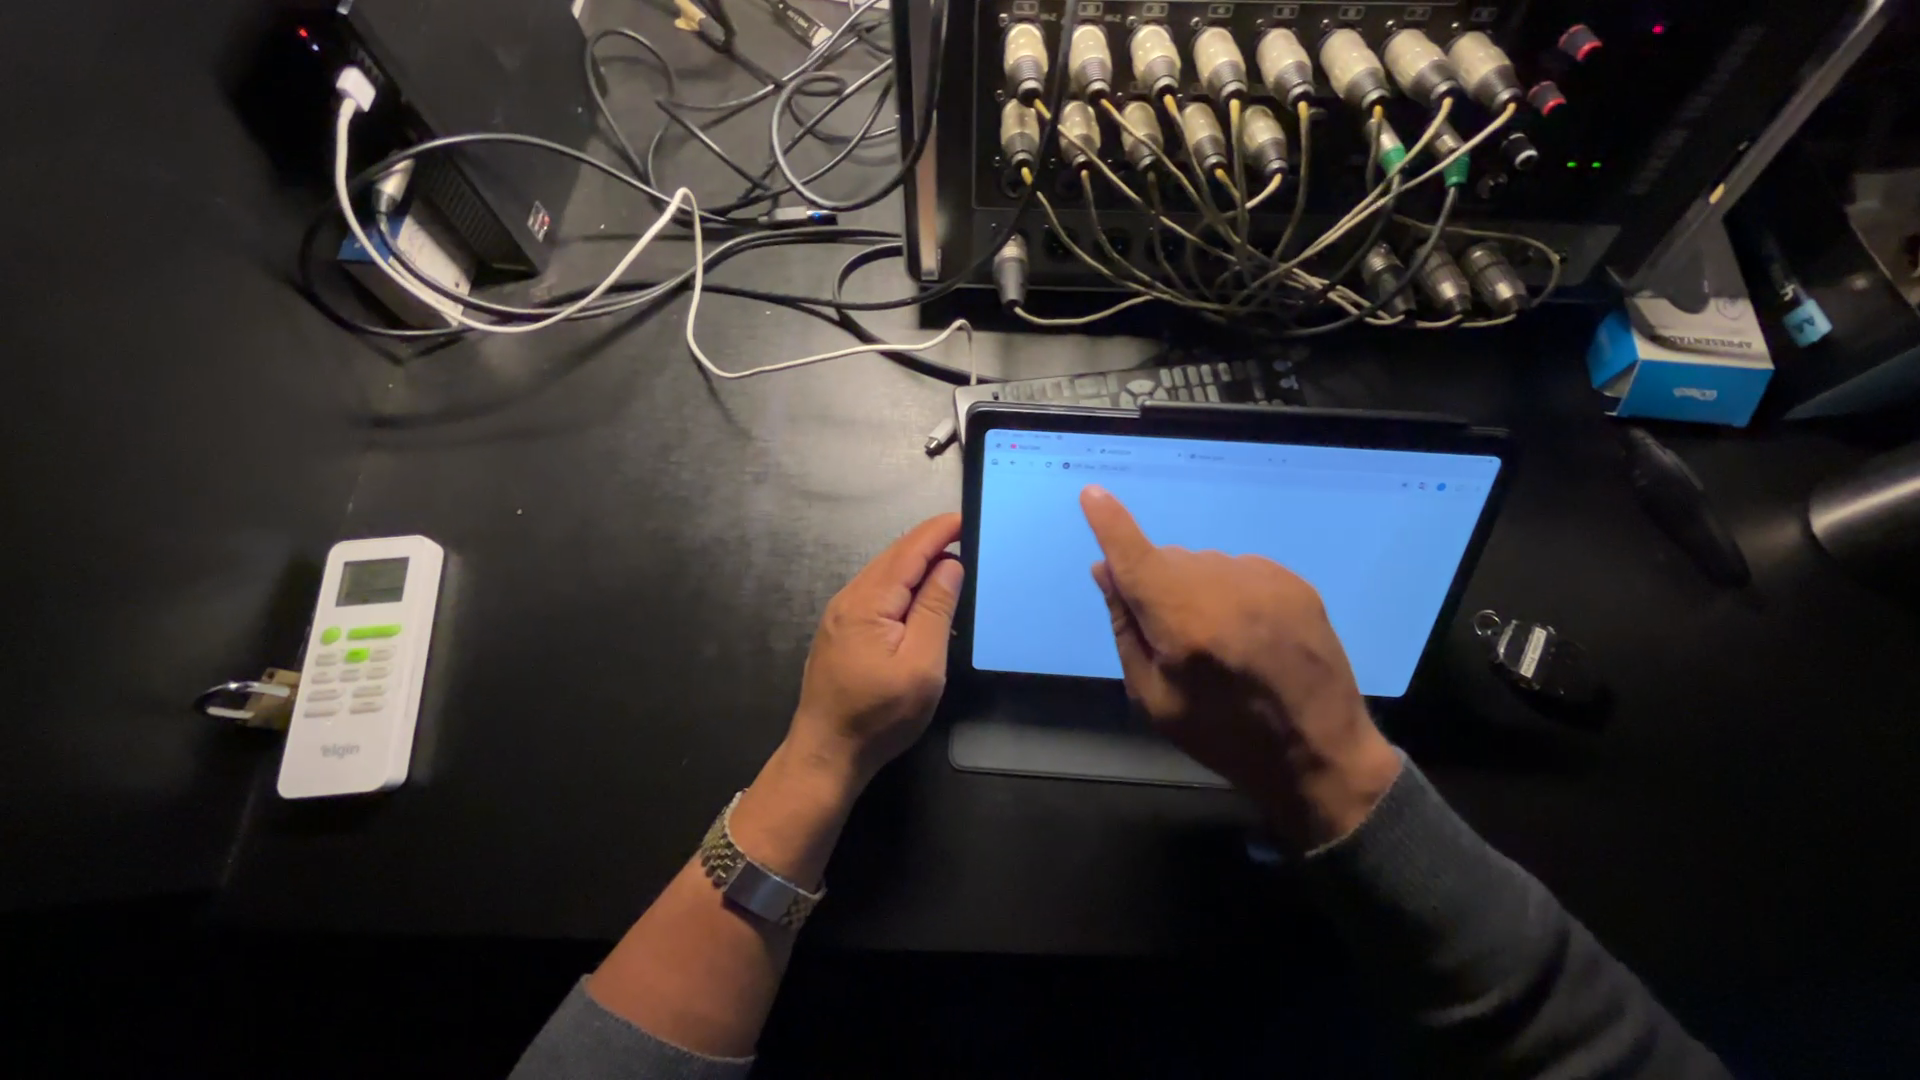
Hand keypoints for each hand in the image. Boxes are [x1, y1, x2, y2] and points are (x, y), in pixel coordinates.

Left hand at [785, 512, 965, 788]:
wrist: (826, 753)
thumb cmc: (878, 716)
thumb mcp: (921, 666)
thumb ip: (935, 610)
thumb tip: (949, 566)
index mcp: (868, 603)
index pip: (908, 552)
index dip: (938, 532)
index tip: (964, 518)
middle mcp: (848, 600)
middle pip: (892, 558)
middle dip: (928, 542)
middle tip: (964, 534)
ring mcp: (840, 616)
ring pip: (882, 575)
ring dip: (915, 563)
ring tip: (948, 559)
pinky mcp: (840, 633)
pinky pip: (875, 594)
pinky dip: (901, 584)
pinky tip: (918, 594)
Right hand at [1080, 486, 1401, 848]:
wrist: (1319, 750)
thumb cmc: (1223, 734)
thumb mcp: (1153, 697)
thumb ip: (1126, 628)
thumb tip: (1106, 570)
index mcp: (1181, 622)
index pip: (1134, 556)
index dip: (1109, 523)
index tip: (1092, 494)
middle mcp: (1222, 586)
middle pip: (1166, 562)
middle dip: (1155, 586)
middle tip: (1173, 640)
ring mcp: (1263, 579)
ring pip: (1203, 564)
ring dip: (1194, 589)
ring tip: (1221, 642)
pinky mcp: (1293, 582)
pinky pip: (1238, 570)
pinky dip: (1229, 592)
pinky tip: (1250, 632)